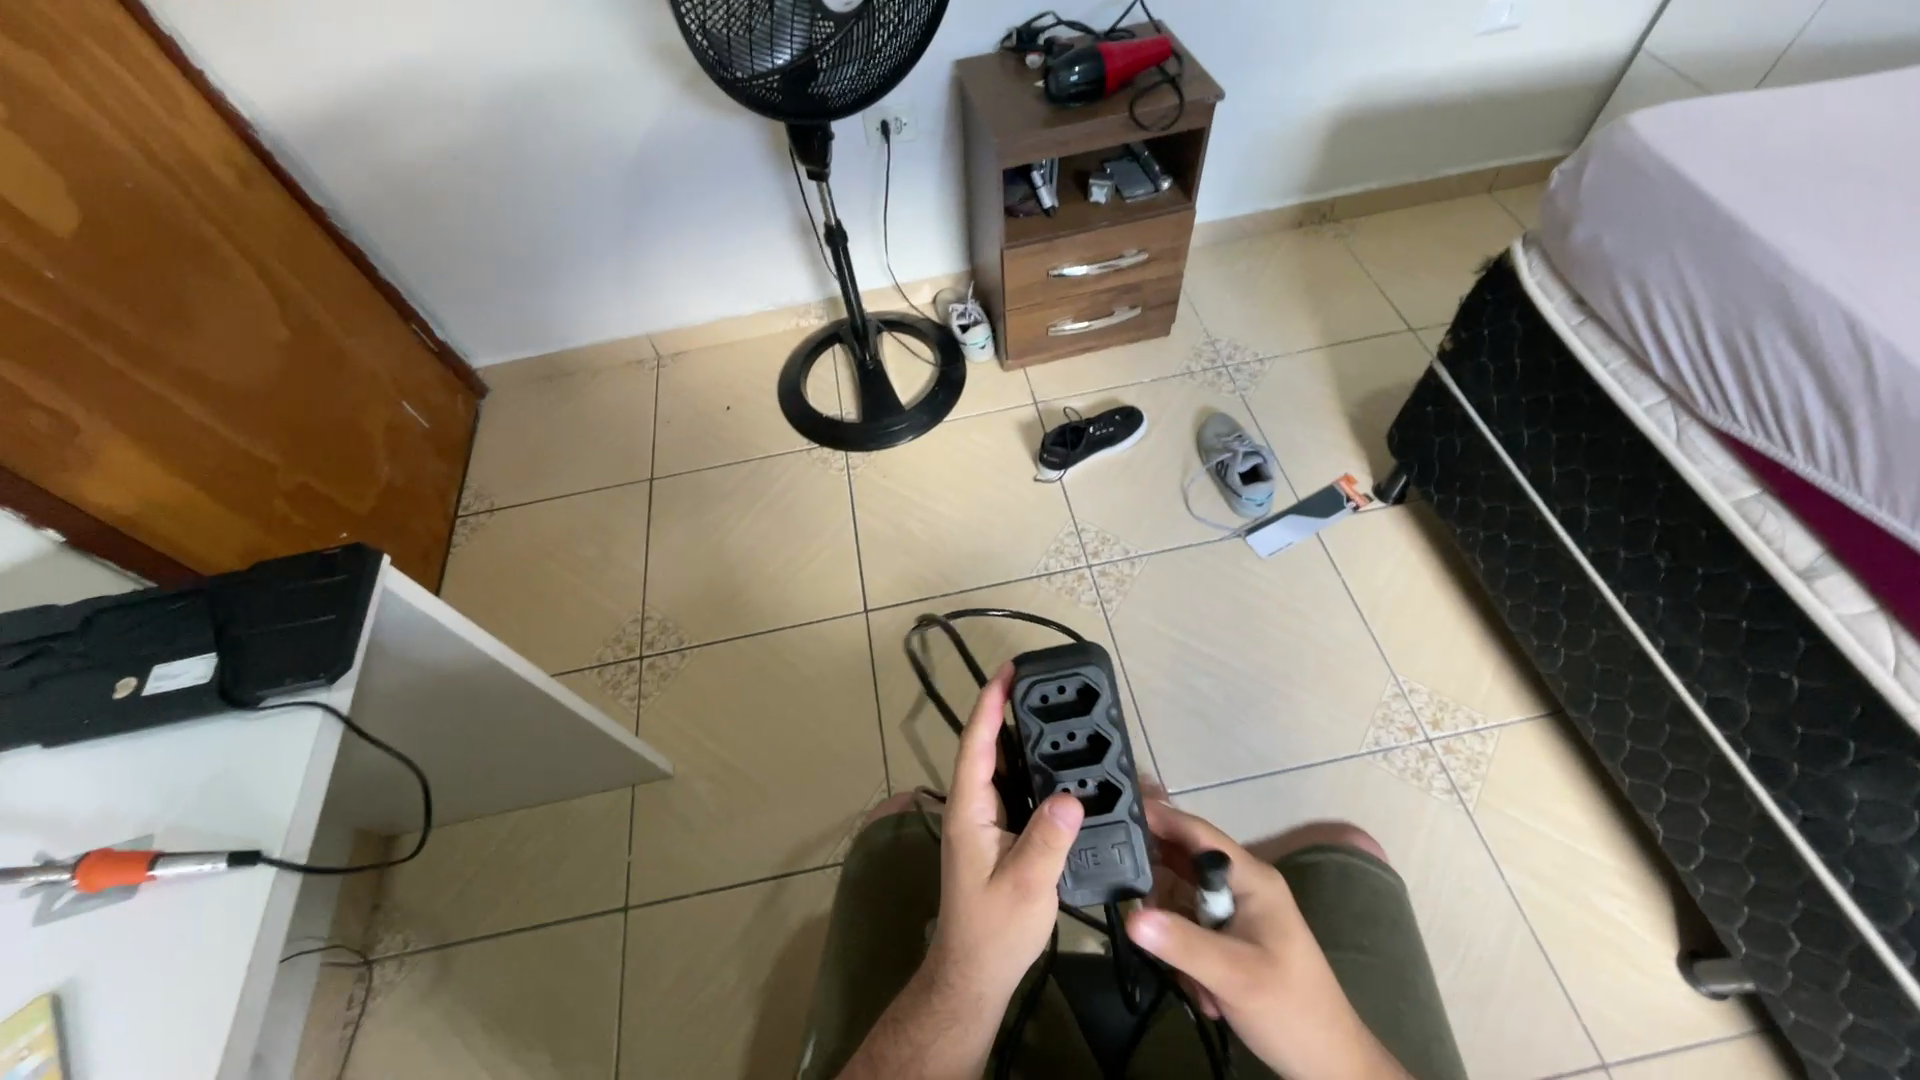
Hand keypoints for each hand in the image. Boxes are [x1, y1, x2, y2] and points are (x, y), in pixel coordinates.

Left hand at [924, 663, 1085, 1007]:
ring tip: (1054, 714)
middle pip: (987, 748)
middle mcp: (973, 808)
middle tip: (1042, 684)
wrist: (975, 973)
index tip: (1008, 671)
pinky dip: (1032, 770)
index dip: (989, 704)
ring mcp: (984, 822)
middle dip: (1008, 712)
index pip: (976, 744)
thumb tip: (1070, 796)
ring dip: (1021, 739)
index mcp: (969, 811)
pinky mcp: (999, 835)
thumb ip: (1047, 840)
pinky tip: (1057, 766)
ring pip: (1002, 768)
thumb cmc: (993, 930)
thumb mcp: (1025, 886)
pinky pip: (1015, 790)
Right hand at [1125, 798, 1411, 1079]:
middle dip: (1160, 896)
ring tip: (1188, 978)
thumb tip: (1132, 916)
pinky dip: (1185, 958)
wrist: (1327, 1063)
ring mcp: (1234, 912)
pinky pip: (1188, 931)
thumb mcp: (1234, 975)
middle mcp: (1240, 886)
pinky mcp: (1228, 938)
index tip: (1114, 812)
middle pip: (1181, 865)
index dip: (1158, 819)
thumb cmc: (1289, 1009)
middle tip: (1139, 918)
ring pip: (1180, 903)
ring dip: (1175, 938)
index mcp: (1251, 878)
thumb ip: (1183, 943)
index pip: (1197, 833)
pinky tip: (1203, 993)